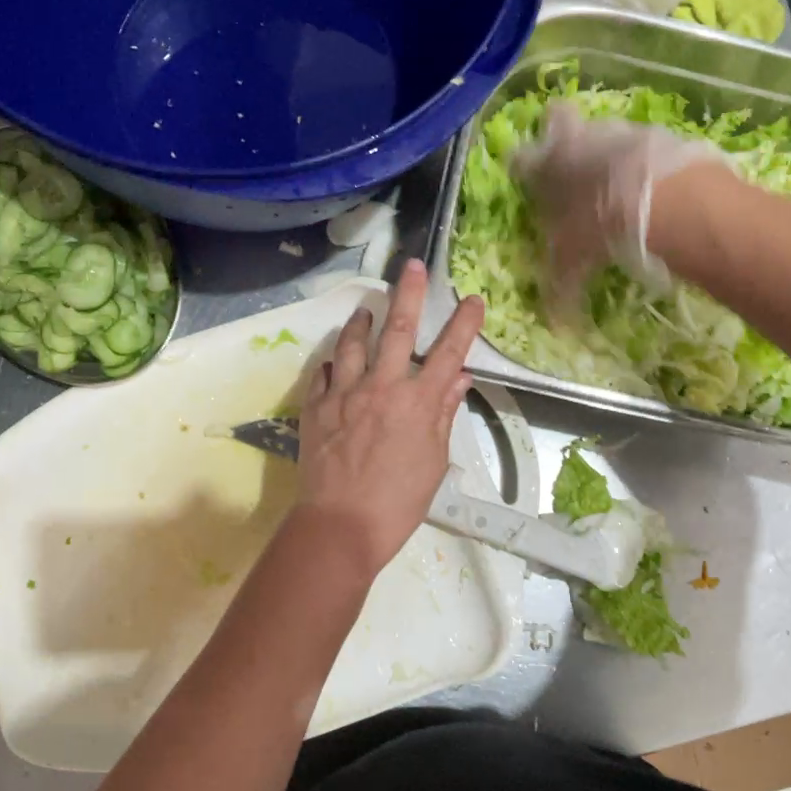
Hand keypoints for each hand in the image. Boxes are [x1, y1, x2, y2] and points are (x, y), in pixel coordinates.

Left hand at [296, 260, 483, 576]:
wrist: (340, 524)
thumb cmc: (398, 501)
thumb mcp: (434, 462)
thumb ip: (443, 415)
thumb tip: (458, 380)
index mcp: (418, 402)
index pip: (448, 353)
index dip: (464, 324)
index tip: (474, 299)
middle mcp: (382, 387)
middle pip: (398, 330)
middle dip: (409, 294)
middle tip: (412, 266)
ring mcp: (344, 393)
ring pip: (353, 343)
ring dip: (362, 321)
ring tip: (366, 307)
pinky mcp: (316, 407)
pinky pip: (323, 373)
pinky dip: (332, 361)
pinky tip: (335, 358)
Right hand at [512, 100, 725, 303]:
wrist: (662, 198)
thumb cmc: (600, 228)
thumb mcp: (574, 264)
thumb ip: (561, 289)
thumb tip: (558, 328)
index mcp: (545, 166)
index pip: (518, 157)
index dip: (523, 168)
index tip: (530, 183)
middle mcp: (575, 137)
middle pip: (558, 120)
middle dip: (563, 137)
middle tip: (572, 168)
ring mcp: (617, 130)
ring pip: (603, 129)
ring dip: (607, 151)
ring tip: (619, 186)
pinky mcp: (655, 132)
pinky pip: (642, 143)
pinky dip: (644, 161)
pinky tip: (652, 187)